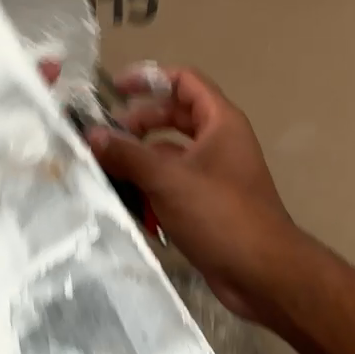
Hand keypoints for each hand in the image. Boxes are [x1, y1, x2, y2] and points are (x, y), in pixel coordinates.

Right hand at [86, 65, 307, 322]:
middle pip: (173, 117)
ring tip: (104, 171)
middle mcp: (218, 142)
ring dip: (139, 160)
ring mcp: (213, 174)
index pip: (183, 81)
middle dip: (137, 124)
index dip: (149, 79)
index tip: (115, 90)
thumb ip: (128, 154)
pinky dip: (150, 189)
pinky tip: (125, 204)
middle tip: (104, 137)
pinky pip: (172, 185)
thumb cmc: (221, 214)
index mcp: (220, 121)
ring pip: (169, 154)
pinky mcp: (206, 205)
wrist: (263, 274)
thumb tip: (91, 135)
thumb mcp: (168, 179)